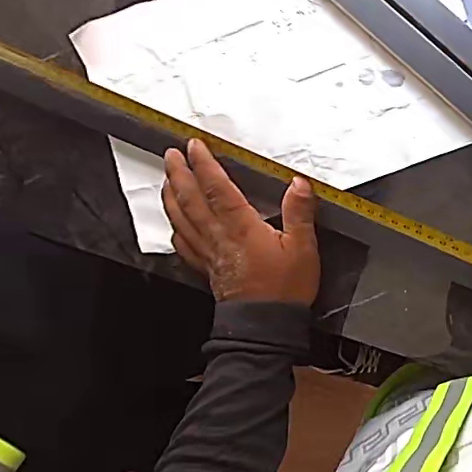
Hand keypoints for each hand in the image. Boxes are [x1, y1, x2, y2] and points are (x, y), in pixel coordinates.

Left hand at [162, 138, 319, 304]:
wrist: (266, 325)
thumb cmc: (286, 288)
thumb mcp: (304, 248)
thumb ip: (300, 213)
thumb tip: (298, 183)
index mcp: (241, 228)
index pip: (217, 189)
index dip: (205, 165)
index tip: (196, 146)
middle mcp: (219, 237)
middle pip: (191, 200)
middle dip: (179, 174)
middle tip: (171, 155)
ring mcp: (209, 254)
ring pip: (182, 219)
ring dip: (171, 196)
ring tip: (167, 179)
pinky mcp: (207, 269)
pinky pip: (184, 244)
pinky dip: (176, 229)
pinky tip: (175, 224)